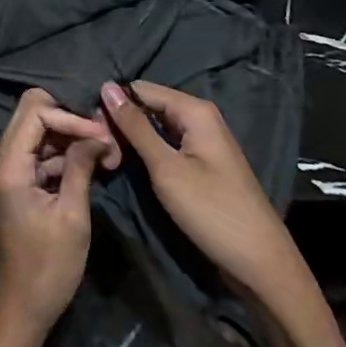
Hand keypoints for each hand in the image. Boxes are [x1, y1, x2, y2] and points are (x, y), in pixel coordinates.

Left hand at [0, 88, 118, 329]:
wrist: (25, 307)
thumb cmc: (48, 266)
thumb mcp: (72, 214)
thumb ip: (82, 165)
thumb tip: (100, 131)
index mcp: (10, 163)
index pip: (37, 110)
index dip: (71, 116)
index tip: (101, 136)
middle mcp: (7, 157)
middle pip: (36, 110)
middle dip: (73, 117)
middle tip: (105, 135)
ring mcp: (15, 168)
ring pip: (44, 128)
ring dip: (76, 135)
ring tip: (109, 152)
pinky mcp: (26, 179)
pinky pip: (47, 149)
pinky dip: (71, 151)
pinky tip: (98, 163)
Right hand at [99, 81, 304, 299]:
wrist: (259, 260)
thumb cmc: (211, 211)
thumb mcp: (166, 168)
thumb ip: (136, 127)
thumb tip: (107, 87)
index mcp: (195, 109)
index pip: (141, 88)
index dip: (114, 102)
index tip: (87, 124)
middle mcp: (200, 116)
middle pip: (150, 105)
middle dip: (122, 121)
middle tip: (95, 145)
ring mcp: (202, 140)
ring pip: (156, 126)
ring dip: (132, 138)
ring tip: (105, 155)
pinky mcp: (201, 161)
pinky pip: (167, 144)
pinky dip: (148, 151)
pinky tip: (127, 163)